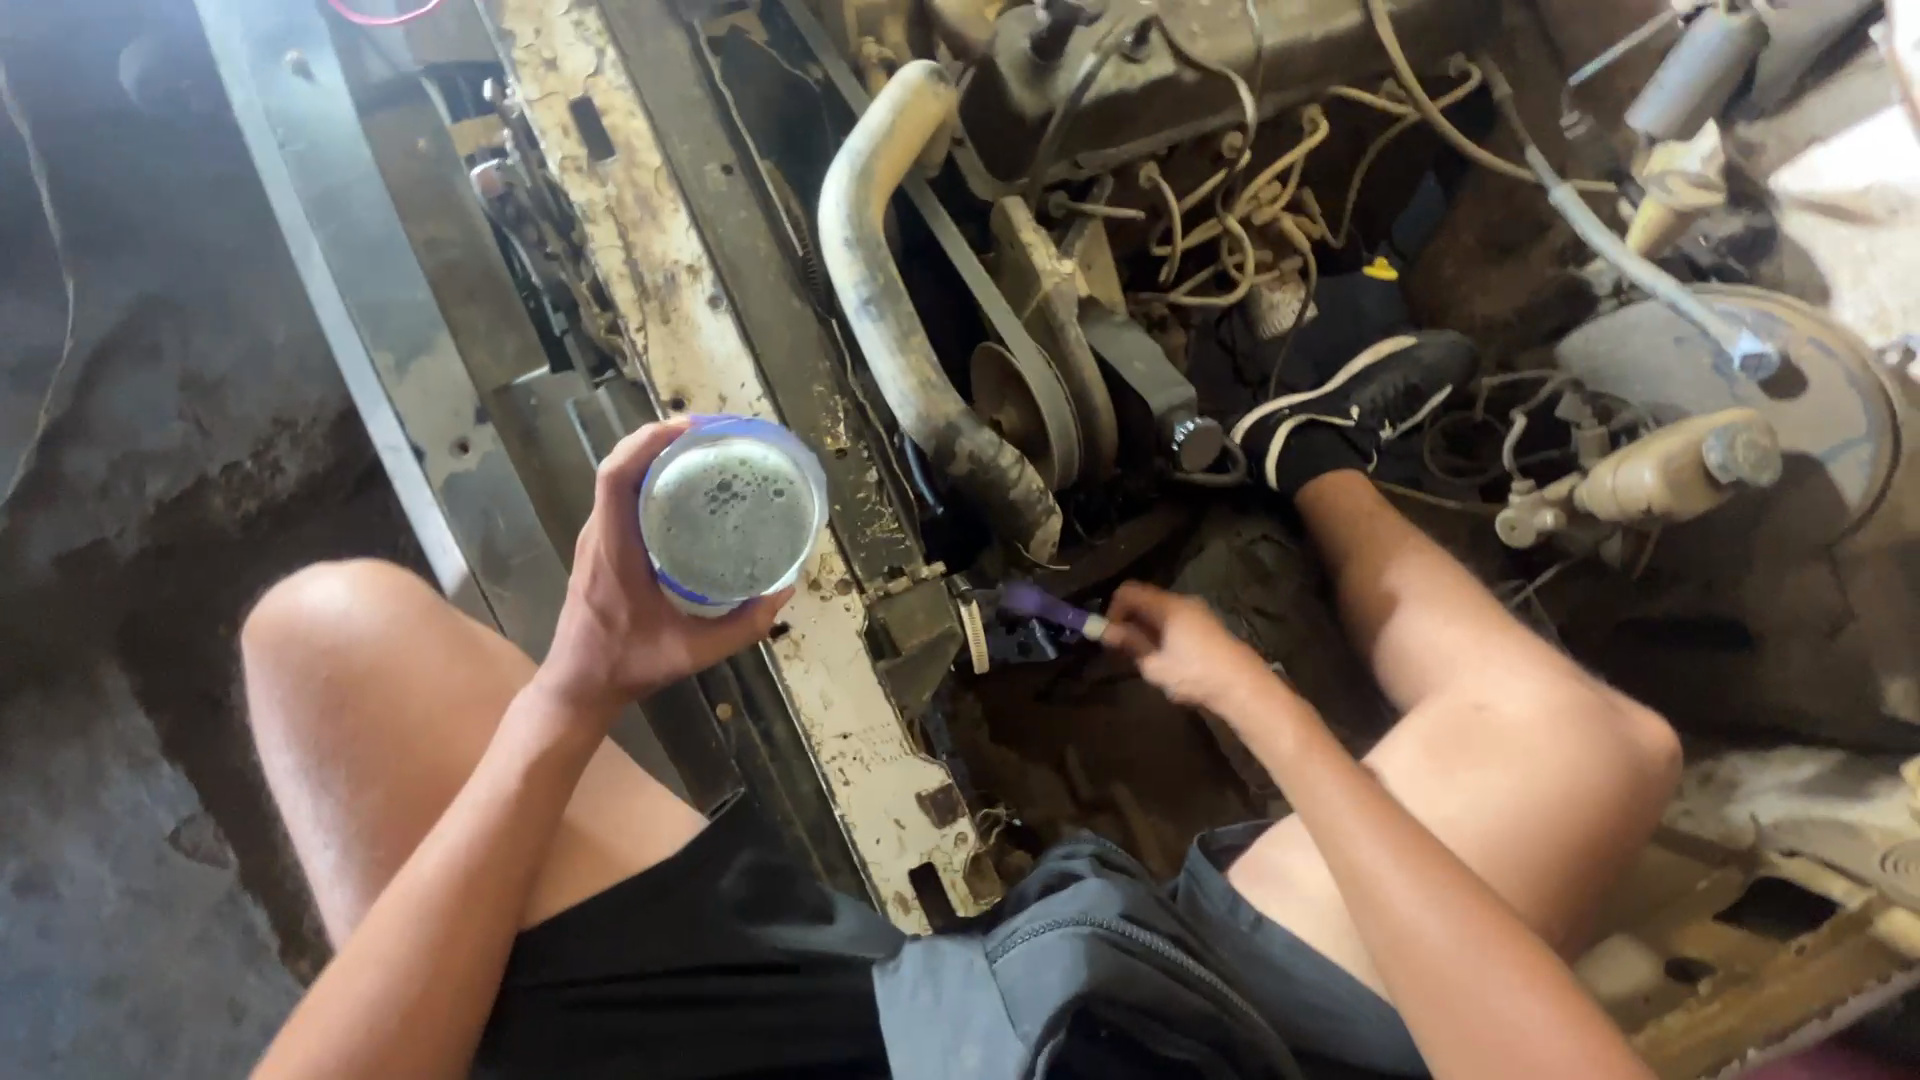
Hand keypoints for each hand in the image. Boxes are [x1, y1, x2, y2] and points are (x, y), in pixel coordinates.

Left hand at [539, 420, 790, 714]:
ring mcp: (596, 540)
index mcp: (615, 551)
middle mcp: (600, 535)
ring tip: (701, 449)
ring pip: (617, 478)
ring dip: (652, 454)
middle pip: (618, 465)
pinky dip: (649, 478)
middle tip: (709, 432)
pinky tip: (684, 487)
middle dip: (659, 437)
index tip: (691, 428)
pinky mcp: (601, 547)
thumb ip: (743, 626)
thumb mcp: (694, 652)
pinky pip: (621, 496)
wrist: (577, 686)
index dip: (649, 443)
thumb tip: (783, 592)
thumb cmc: (629, 665)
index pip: (618, 477)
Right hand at [1100, 582, 1275, 711]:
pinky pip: (1175, 618)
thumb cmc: (1195, 675)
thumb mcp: (1155, 664)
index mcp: (1166, 606)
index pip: (1127, 591)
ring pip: (1160, 610)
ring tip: (1147, 656)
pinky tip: (1168, 656)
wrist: (1243, 686)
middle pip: (1144, 599)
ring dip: (1147, 627)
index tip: (1110, 634)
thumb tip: (1106, 631)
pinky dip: (1163, 630)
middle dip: (1129, 619)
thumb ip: (1130, 644)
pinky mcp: (1208, 623)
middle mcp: (1182, 601)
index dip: (1113, 609)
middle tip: (1125, 648)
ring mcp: (1198, 611)